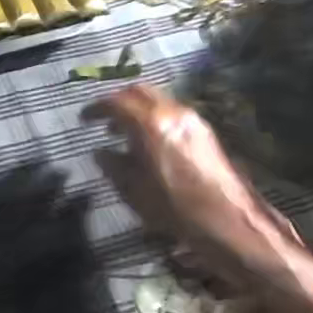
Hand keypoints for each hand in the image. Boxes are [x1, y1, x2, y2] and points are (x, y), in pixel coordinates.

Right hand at [84, 84, 301, 286]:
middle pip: (139, 92)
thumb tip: (100, 153)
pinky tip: (148, 144)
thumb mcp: (135, 192)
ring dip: (137, 111)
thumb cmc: (175, 209)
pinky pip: (172, 114)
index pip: (117, 102)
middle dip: (118, 101)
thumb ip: (114, 167)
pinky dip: (154, 120)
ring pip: (158, 101)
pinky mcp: (205, 133)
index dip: (97, 108)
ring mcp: (193, 120)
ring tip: (122, 134)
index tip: (84, 120)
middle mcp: (174, 113)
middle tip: (103, 120)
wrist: (228, 220)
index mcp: (151, 125)